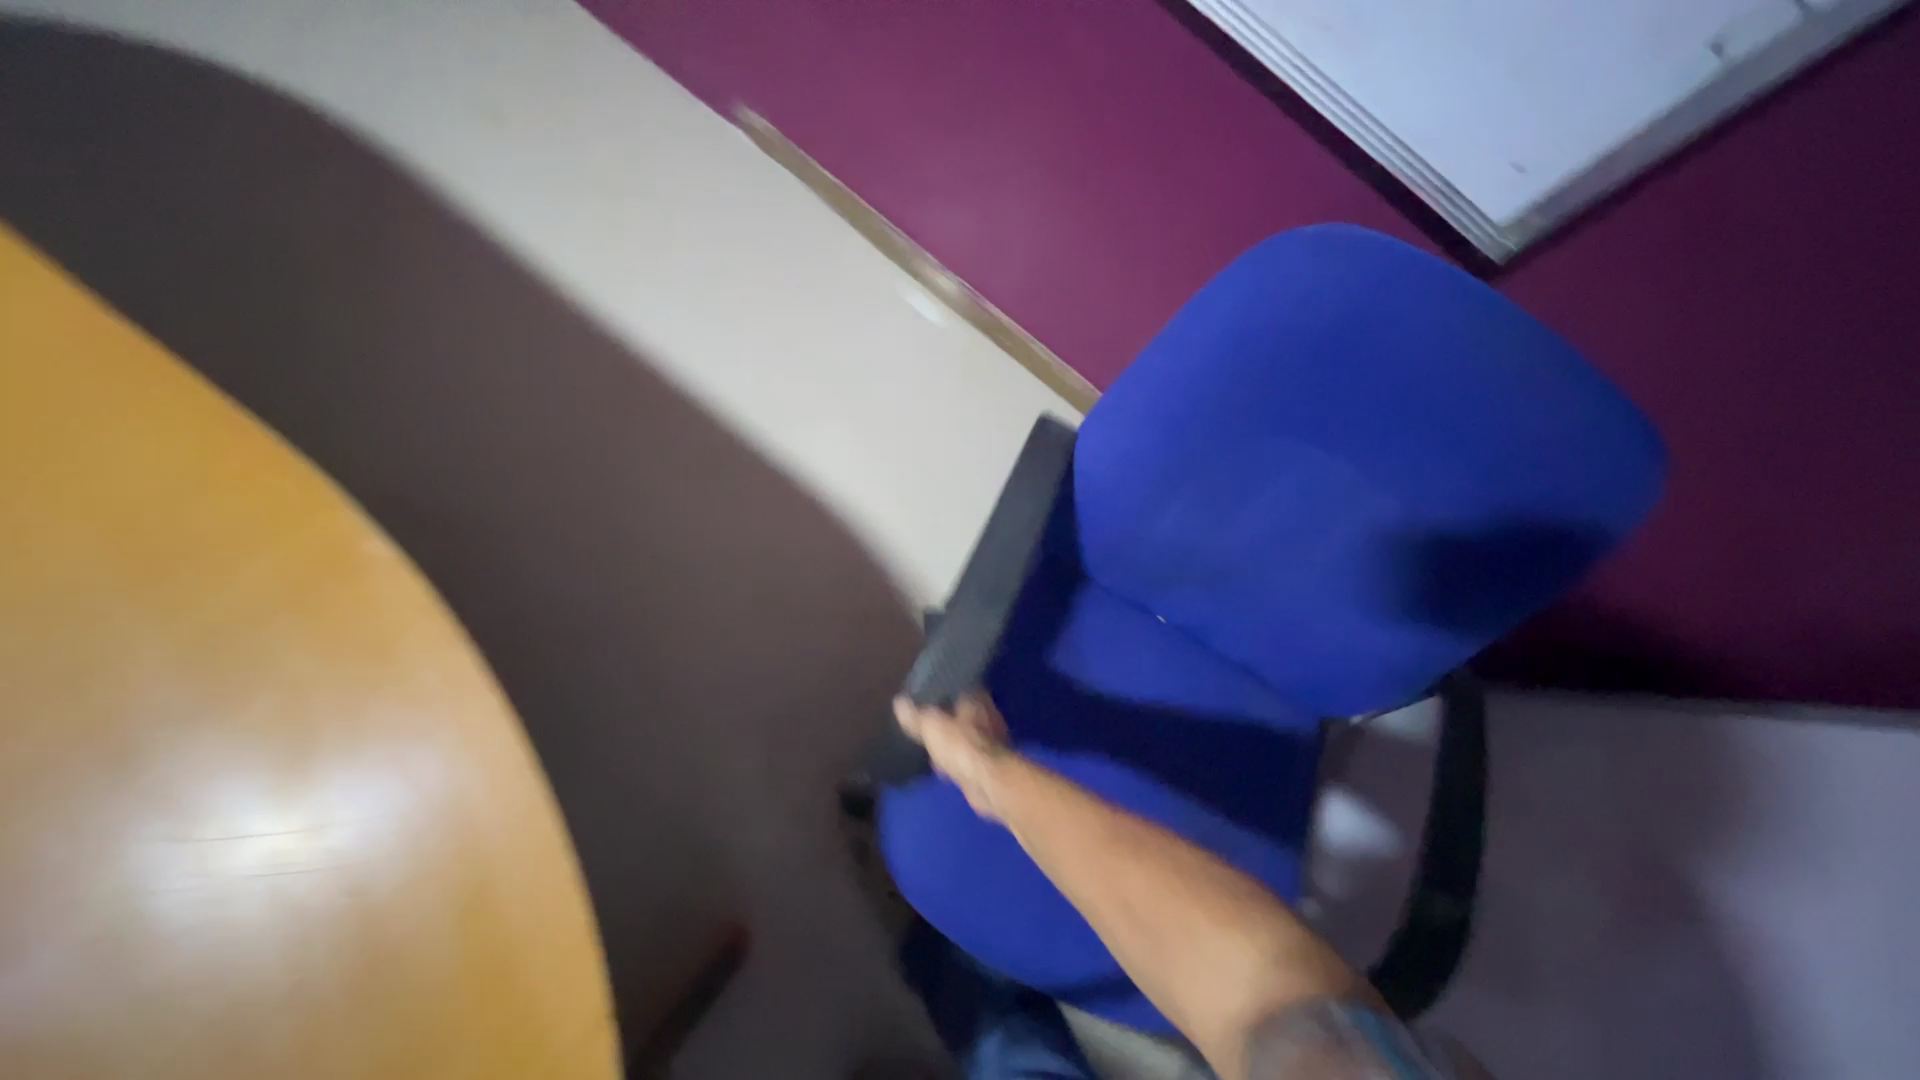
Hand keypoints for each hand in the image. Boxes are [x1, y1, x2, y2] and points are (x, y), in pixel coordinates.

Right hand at [892, 693, 1012, 821]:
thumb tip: (899, 702)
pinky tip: (943, 769)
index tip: (929, 698)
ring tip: (933, 748)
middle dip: (948, 721)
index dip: (945, 693)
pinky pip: (967, 760)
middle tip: (928, 725)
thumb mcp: (931, 727)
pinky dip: (956, 763)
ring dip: (952, 744)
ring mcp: (991, 744)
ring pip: (966, 739)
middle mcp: (988, 719)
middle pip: (964, 715)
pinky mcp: (988, 767)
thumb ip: (916, 716)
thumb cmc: (961, 746)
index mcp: (977, 702)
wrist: (987, 783)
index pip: (961, 690)